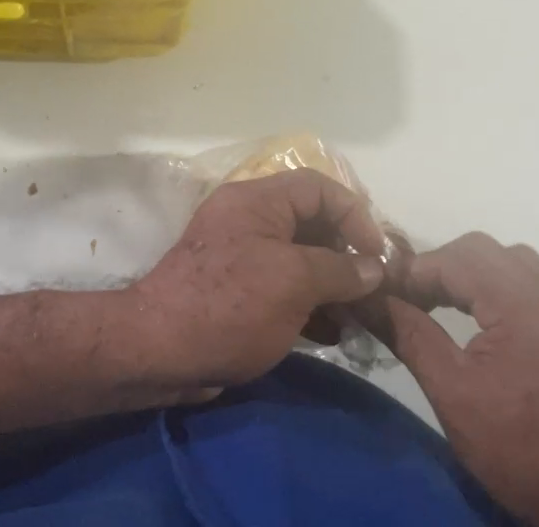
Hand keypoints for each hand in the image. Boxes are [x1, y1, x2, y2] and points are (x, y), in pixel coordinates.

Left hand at [125, 171, 387, 392]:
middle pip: (311, 224)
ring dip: (333, 286)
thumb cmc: (229, 306)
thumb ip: (339, 268)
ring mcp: (241, 257)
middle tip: (375, 292)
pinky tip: (332, 334)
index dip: (354, 215)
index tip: (378, 257)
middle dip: (347, 256)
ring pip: (301, 260)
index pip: (318, 188)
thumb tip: (372, 268)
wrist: (160, 351)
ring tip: (360, 319)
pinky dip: (310, 305)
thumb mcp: (293, 281)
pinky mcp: (237, 292)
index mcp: (255, 200)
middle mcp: (247, 220)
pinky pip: (284, 288)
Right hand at [354, 233, 538, 526]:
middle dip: (437, 267)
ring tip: (438, 307)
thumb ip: (408, 334)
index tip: (379, 295)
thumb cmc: (524, 449)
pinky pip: (530, 291)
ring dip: (468, 275)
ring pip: (511, 266)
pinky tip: (477, 329)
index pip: (452, 259)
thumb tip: (364, 297)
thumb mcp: (452, 393)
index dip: (409, 270)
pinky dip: (493, 293)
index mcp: (520, 305)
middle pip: (483, 251)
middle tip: (408, 299)